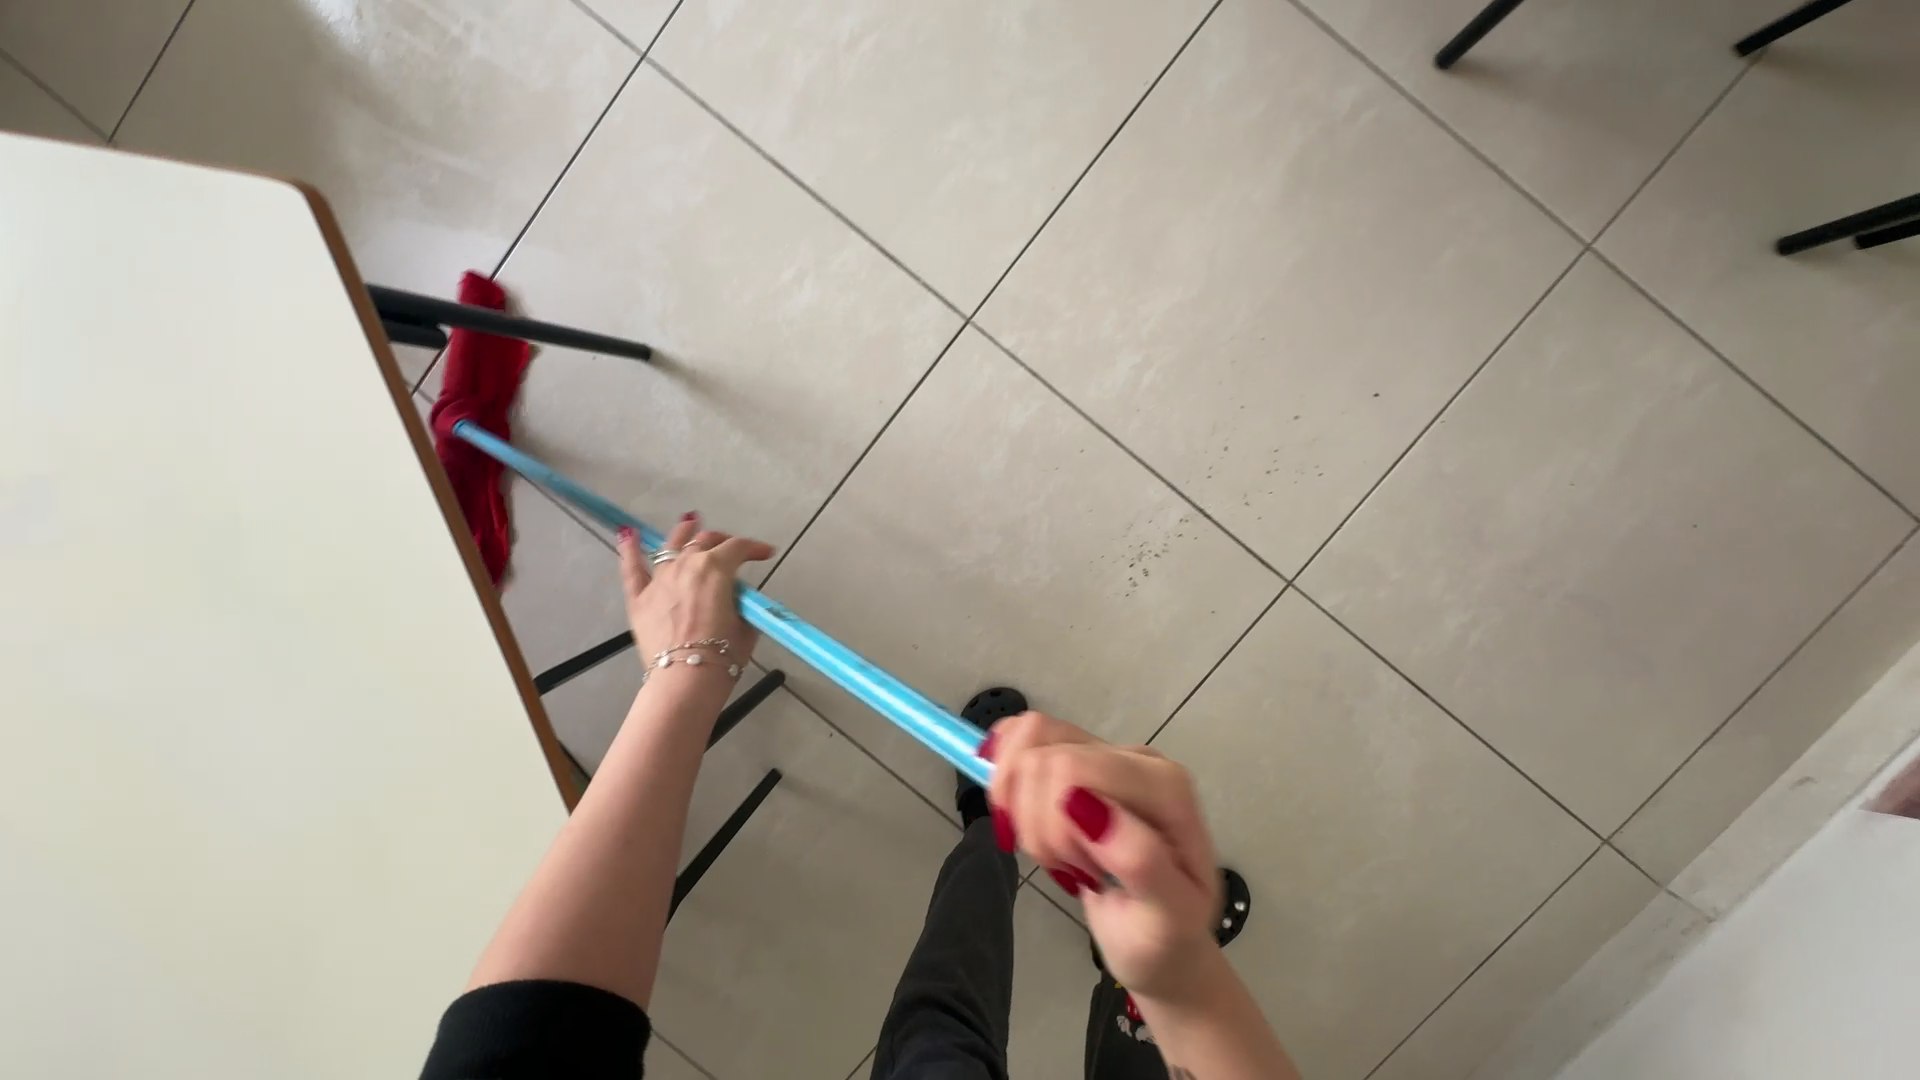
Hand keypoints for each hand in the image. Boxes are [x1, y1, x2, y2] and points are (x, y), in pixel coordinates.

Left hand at [616, 512, 774, 681]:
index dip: (755, 548)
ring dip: (683, 533)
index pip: (739, 548)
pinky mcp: (639, 599)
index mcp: (716, 568)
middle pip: (705, 542)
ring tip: (689, 523)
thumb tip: (734, 600)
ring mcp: (659, 580)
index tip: (766, 554)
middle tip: (733, 549)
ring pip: (671, 546)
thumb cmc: (723, 654)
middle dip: (723, 541)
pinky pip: (631, 569)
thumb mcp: (747, 625)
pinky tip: (628, 535)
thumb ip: (741, 604)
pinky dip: (629, 550)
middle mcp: (686, 565)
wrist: (686, 680)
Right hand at [983, 712, 1222, 1004]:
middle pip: (1043, 753)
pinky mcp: (1078, 754)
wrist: (1160, 934)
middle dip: (1036, 822)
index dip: (1050, 821)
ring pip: (1028, 739)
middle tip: (1067, 868)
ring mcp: (1104, 751)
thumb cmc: (1164, 933)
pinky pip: (1023, 734)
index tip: (1077, 874)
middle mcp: (1135, 756)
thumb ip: (1138, 860)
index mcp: (1164, 785)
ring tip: (1051, 849)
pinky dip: (1007, 771)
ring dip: (1019, 803)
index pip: (1071, 767)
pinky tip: (1018, 810)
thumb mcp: (1166, 918)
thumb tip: (1082, 803)